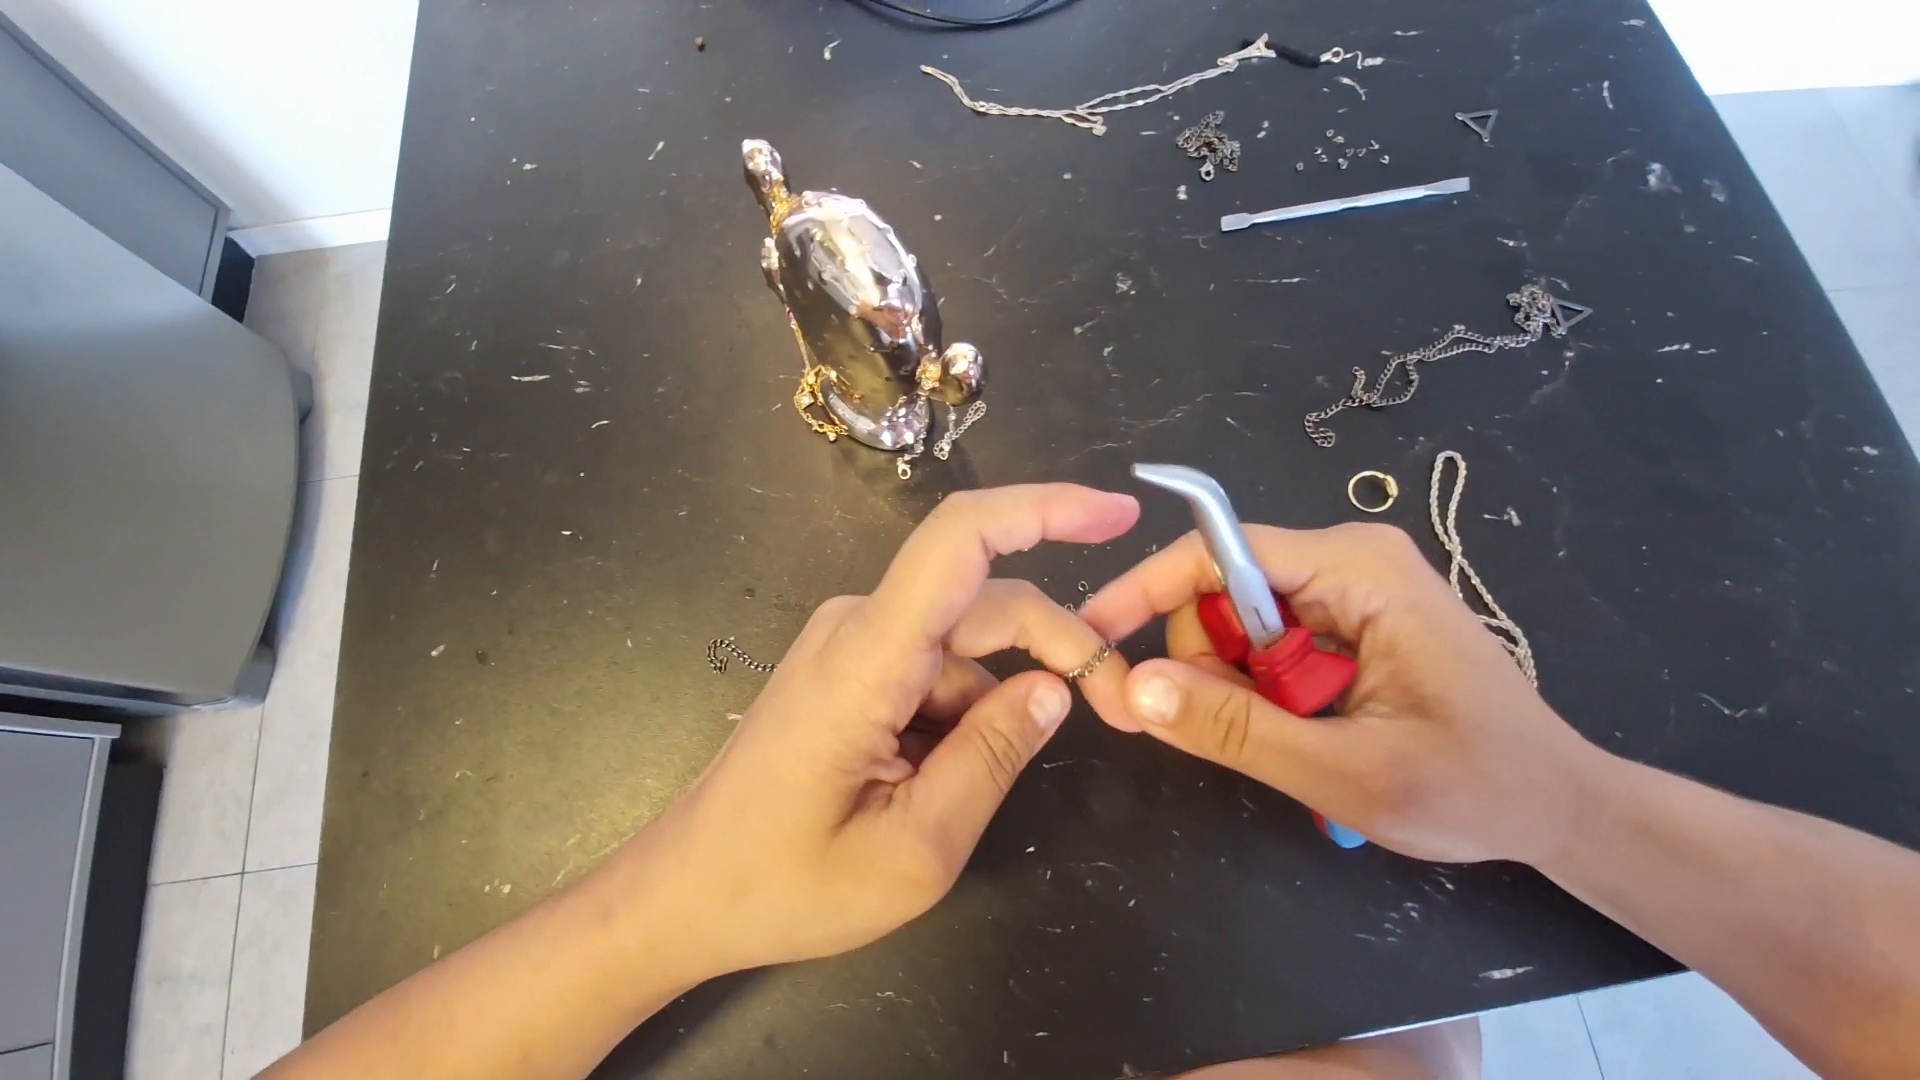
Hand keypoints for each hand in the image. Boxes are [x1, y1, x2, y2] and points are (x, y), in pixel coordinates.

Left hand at [631, 484, 1139, 977]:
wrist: (687, 890)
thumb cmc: (786, 882)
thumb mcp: (914, 848)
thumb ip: (993, 758)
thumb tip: (1057, 689)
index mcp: (868, 656)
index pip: (961, 540)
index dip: (1045, 509)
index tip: (1118, 515)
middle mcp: (860, 625)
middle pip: (989, 602)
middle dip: (1062, 646)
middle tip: (1119, 711)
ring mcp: (853, 643)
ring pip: (968, 642)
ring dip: (1010, 693)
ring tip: (999, 774)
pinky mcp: (853, 667)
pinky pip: (937, 668)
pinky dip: (968, 710)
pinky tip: (945, 774)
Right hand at [1080, 522, 1607, 864]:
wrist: (1560, 808)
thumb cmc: (1477, 788)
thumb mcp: (1347, 770)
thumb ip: (1237, 729)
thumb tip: (1135, 689)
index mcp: (1356, 568)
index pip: (1217, 552)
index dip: (1146, 590)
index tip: (1095, 636)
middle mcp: (1346, 560)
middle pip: (1218, 591)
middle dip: (1202, 662)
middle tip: (1219, 733)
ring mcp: (1346, 588)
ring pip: (1233, 622)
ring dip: (1231, 685)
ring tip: (1284, 740)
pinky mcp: (1343, 619)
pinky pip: (1261, 642)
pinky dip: (1254, 689)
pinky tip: (1295, 729)